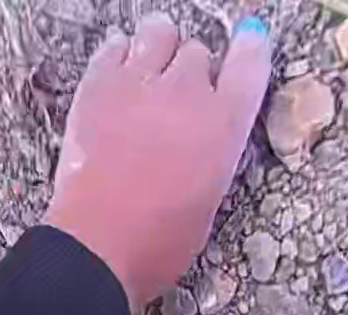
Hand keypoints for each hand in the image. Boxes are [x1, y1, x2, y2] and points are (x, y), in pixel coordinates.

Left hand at [43, 13, 272, 311]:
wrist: (100, 248)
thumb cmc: (158, 245)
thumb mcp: (206, 208)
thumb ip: (212, 158)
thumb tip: (205, 139)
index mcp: (223, 129)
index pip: (250, 64)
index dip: (250, 54)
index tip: (248, 50)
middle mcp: (187, 93)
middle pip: (199, 53)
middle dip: (194, 75)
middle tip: (181, 106)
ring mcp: (139, 82)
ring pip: (159, 33)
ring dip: (160, 52)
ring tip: (151, 82)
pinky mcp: (97, 83)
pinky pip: (116, 45)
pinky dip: (122, 58)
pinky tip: (121, 86)